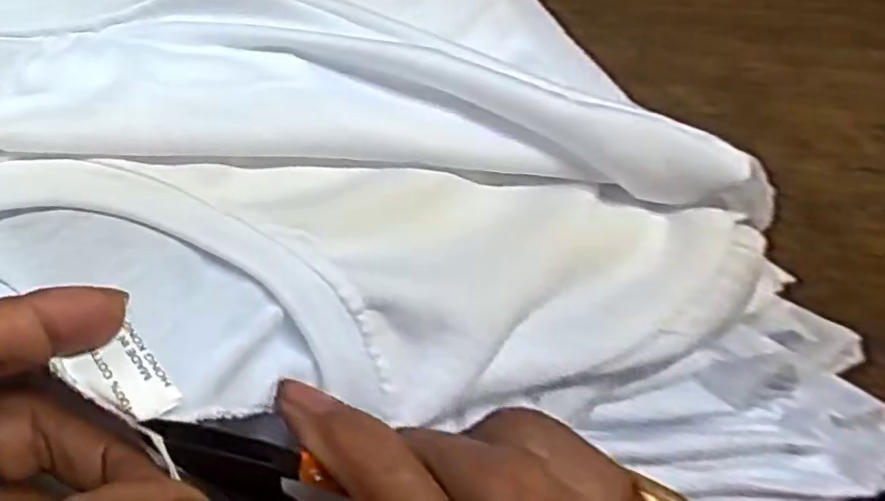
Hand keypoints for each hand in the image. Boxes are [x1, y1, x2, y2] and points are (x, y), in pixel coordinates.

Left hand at [0, 287, 203, 500]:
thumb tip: (187, 495)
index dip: (47, 317)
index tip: (114, 309)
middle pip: (5, 390)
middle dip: (86, 418)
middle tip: (155, 445)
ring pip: (19, 439)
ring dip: (90, 466)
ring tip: (156, 490)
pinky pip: (13, 482)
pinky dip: (69, 491)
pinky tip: (121, 497)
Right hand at [277, 382, 637, 500]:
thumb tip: (330, 474)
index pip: (392, 481)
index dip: (335, 436)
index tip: (293, 397)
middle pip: (450, 456)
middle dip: (408, 454)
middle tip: (398, 478)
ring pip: (522, 438)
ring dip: (479, 450)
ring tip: (474, 485)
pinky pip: (592, 454)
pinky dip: (548, 456)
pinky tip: (540, 486)